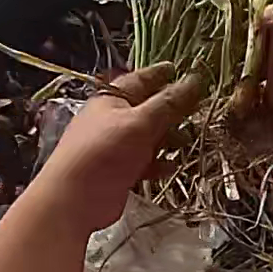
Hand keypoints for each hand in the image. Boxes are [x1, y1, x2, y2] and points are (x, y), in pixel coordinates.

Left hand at [22, 63, 204, 234]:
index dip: (163, 74)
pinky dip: (159, 163)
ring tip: (188, 140)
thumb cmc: (104, 153)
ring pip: (149, 138)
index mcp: (112, 100)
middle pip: (149, 110)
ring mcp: (116, 148)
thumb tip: (195, 80)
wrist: (75, 199)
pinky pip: (145, 163)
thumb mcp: (140, 122)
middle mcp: (113, 121)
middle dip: (172, 110)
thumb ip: (169, 103)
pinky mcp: (121, 172)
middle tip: (198, 109)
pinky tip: (172, 166)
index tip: (185, 71)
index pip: (142, 79)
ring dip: (168, 139)